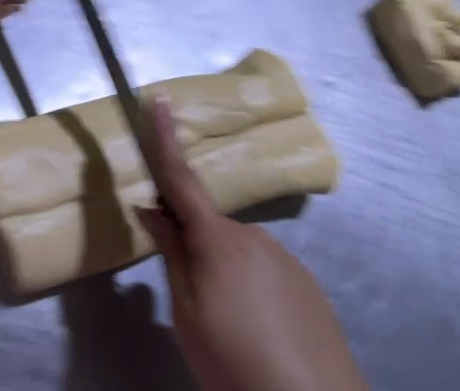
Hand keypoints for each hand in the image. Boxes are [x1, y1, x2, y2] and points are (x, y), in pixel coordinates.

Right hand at [134, 97, 367, 390]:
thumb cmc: (234, 359)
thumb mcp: (187, 313)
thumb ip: (171, 255)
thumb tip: (151, 207)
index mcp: (217, 240)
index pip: (182, 179)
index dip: (166, 139)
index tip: (160, 99)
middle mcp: (253, 236)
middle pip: (209, 227)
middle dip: (194, 246)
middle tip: (191, 297)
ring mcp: (286, 258)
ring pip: (238, 253)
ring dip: (225, 275)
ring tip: (229, 328)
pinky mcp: (308, 284)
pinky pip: (265, 273)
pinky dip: (253, 293)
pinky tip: (259, 332)